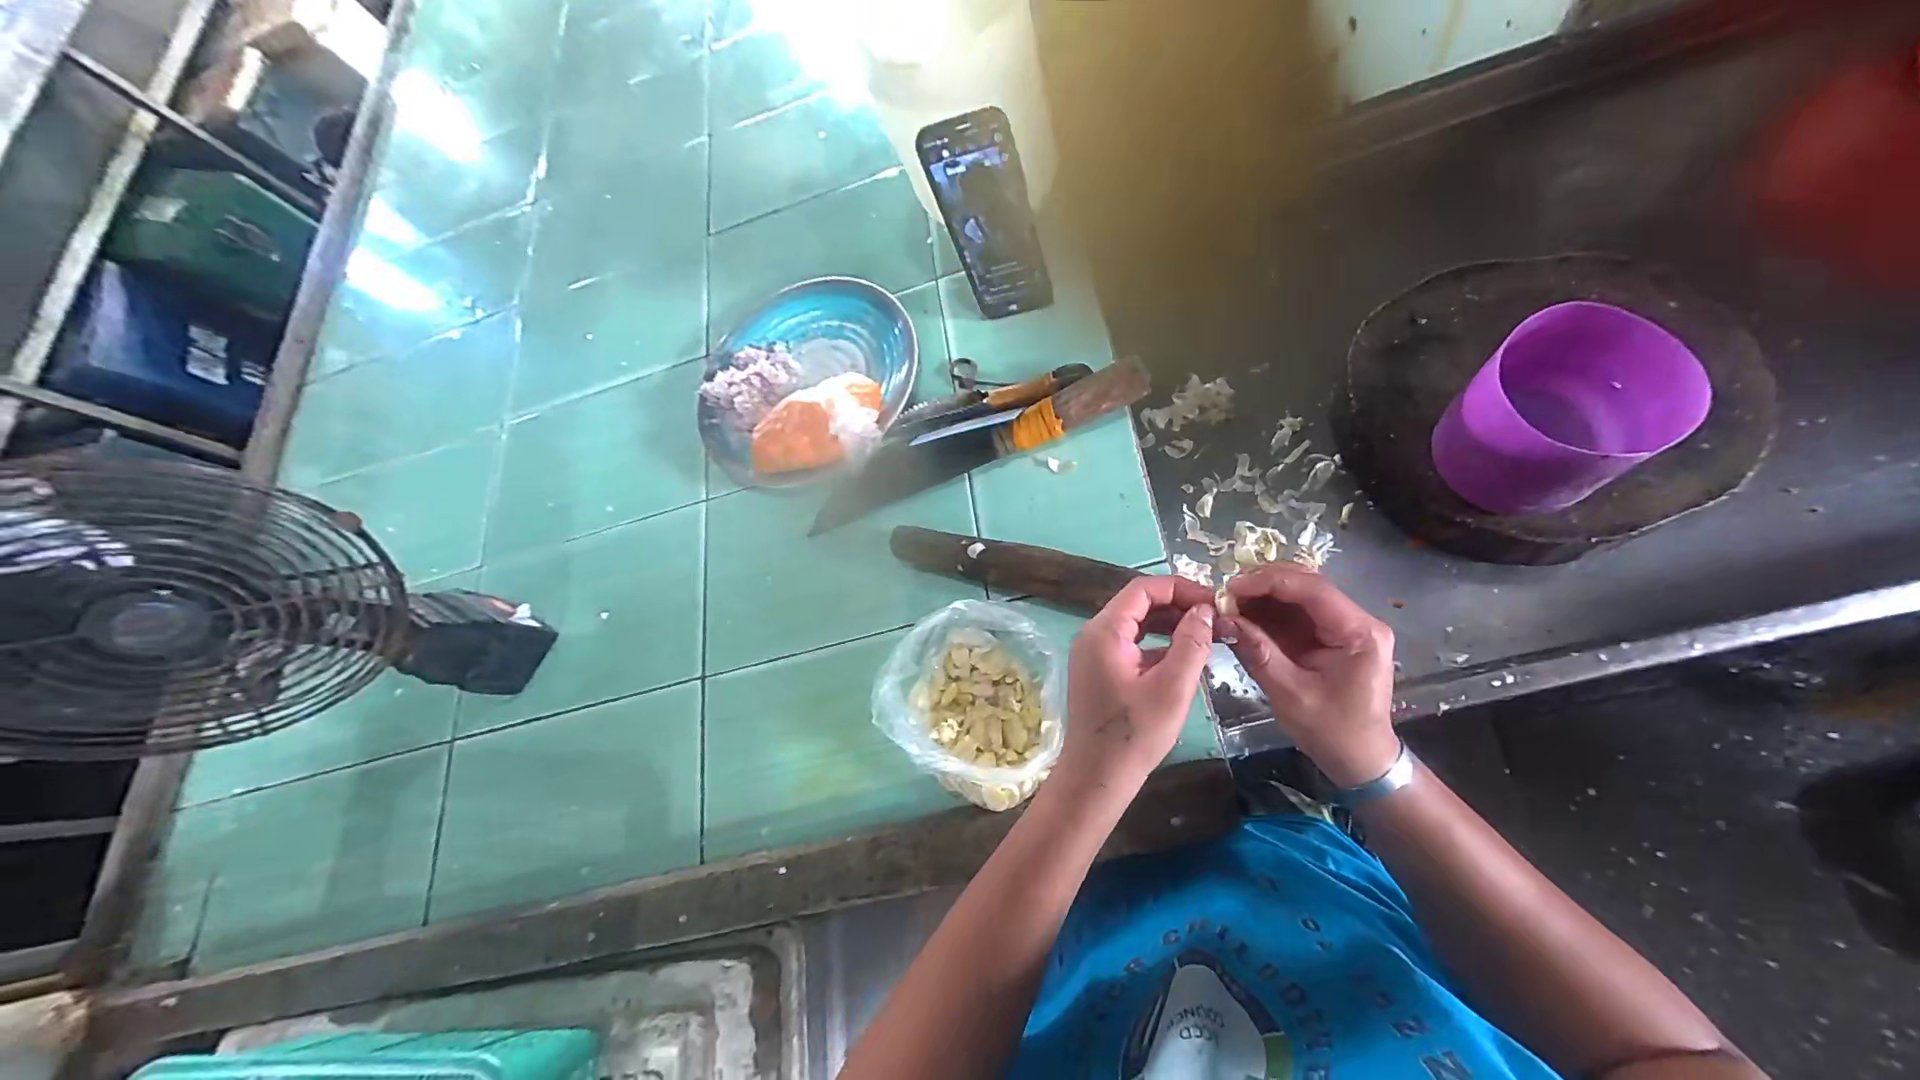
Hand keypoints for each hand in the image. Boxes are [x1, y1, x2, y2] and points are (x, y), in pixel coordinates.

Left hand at [1055, 576, 1216, 802]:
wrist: (1097, 776)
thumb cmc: (1135, 734)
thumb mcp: (1173, 687)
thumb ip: (1191, 643)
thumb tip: (1204, 611)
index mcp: (1104, 631)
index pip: (1143, 589)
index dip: (1180, 588)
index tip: (1213, 601)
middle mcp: (1093, 635)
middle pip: (1137, 604)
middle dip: (1177, 606)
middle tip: (1215, 618)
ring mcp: (1092, 653)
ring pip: (1135, 624)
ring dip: (1169, 625)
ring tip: (1207, 634)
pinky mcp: (1098, 670)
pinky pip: (1130, 645)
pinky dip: (1156, 644)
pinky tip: (1184, 656)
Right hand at [1222, 564, 1398, 786]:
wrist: (1360, 759)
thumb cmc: (1332, 731)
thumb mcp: (1290, 694)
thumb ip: (1258, 652)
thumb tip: (1224, 619)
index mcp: (1359, 632)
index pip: (1312, 589)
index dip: (1268, 582)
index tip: (1230, 588)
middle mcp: (1356, 620)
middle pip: (1306, 584)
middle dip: (1263, 584)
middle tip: (1225, 595)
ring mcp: (1342, 625)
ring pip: (1297, 594)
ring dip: (1262, 595)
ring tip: (1228, 604)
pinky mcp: (1328, 634)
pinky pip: (1294, 612)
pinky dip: (1266, 610)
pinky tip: (1242, 615)